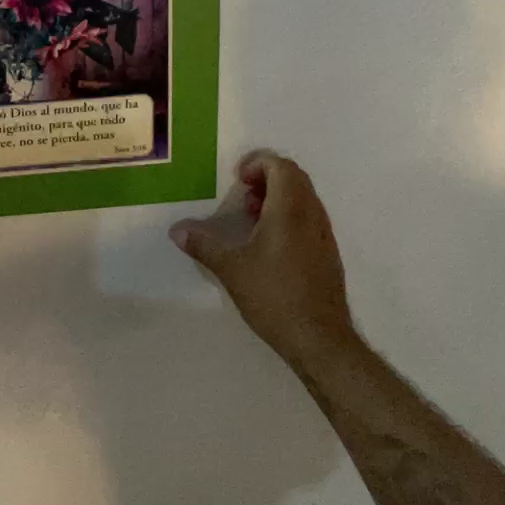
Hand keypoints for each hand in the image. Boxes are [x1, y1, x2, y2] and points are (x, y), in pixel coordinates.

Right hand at [170, 150, 355, 362]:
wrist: (320, 339)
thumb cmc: (274, 296)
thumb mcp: (231, 269)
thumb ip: (203, 245)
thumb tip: (176, 231)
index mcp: (290, 211)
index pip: (281, 167)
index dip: (258, 164)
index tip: (238, 181)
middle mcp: (311, 216)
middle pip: (295, 177)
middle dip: (266, 178)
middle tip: (242, 196)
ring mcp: (324, 235)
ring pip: (304, 198)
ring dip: (278, 197)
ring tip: (251, 219)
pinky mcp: (328, 253)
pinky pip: (309, 217)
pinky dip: (289, 216)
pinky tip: (268, 244)